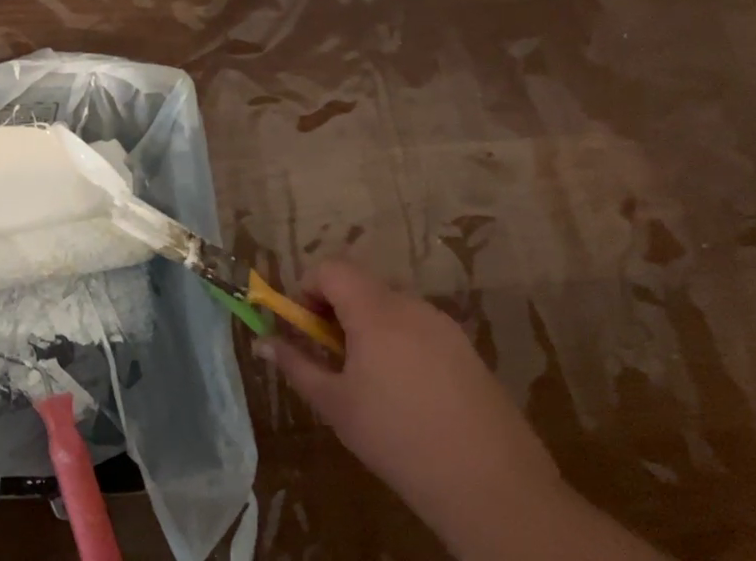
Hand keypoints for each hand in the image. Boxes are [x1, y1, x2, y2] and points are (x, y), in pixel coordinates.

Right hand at [261, 260, 561, 541]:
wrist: (493, 488)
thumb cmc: (397, 438)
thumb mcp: (333, 403)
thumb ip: (295, 364)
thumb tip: (262, 342)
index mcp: (377, 313)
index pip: (331, 269)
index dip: (306, 288)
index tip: (301, 326)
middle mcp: (414, 309)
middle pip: (362, 285)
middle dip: (335, 308)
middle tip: (328, 353)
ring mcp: (448, 330)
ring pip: (392, 307)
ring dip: (367, 325)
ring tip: (365, 375)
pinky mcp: (470, 354)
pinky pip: (420, 329)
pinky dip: (398, 342)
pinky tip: (403, 391)